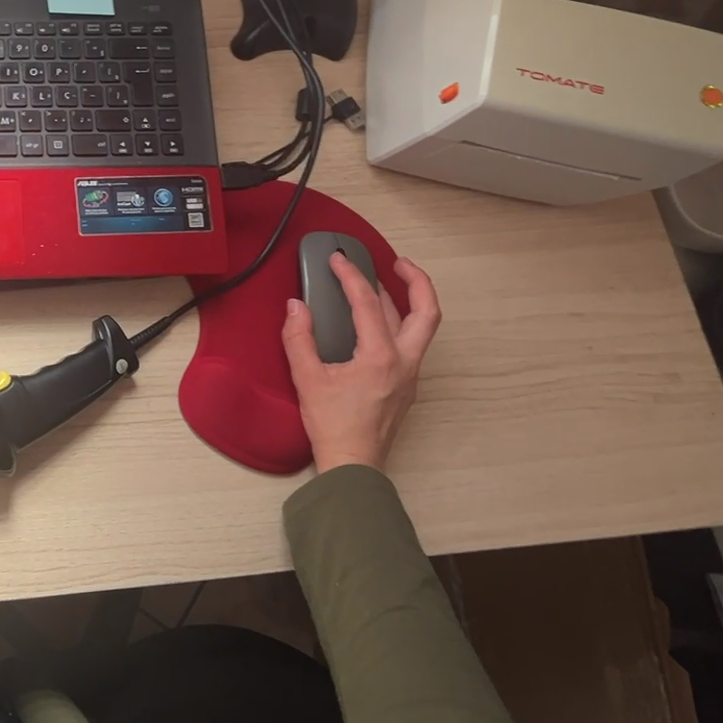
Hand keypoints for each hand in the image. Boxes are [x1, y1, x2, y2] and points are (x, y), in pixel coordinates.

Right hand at [280, 255, 441, 472]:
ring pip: (421, 327)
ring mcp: (410, 374)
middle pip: (426, 311)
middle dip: (416, 281)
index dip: (351, 277)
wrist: (354, 462)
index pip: (369, 304)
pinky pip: (412, 343)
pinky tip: (380, 322)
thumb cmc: (332, 423)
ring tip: (387, 285)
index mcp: (381, 357)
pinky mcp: (406, 385)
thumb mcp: (306, 378)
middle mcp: (405, 362)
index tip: (338, 260)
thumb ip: (299, 338)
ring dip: (408, 301)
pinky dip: (400, 321)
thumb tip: (296, 307)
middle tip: (398, 262)